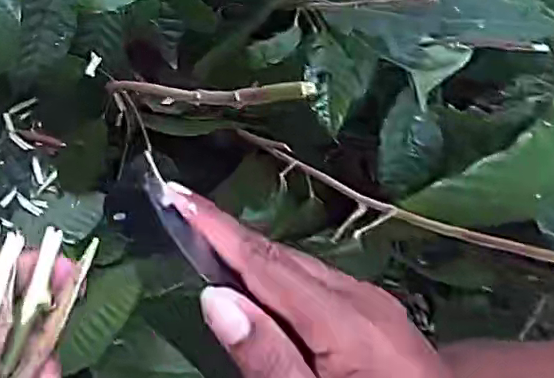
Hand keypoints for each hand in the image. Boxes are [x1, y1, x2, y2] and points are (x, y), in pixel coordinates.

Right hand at [164, 184, 450, 377]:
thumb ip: (269, 360)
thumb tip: (212, 295)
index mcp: (345, 320)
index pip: (263, 260)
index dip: (214, 225)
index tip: (173, 193)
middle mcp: (360, 297)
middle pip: (278, 256)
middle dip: (226, 232)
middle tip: (178, 208)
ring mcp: (374, 304)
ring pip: (297, 265)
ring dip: (250, 252)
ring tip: (206, 236)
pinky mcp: (380, 317)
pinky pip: (315, 280)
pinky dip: (278, 273)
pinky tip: (262, 281)